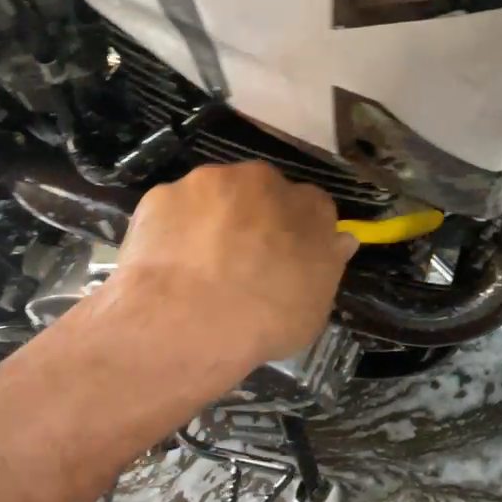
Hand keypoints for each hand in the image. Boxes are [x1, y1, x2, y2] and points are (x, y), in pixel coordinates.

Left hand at [73, 162, 356, 384]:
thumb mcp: (315, 306)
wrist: (188, 320)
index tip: (290, 260)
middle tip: (244, 262)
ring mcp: (209, 183)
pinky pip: (174, 210)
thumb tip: (340, 241)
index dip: (301, 233)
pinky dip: (174, 229)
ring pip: (216, 196)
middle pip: (263, 192)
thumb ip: (327, 266)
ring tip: (200, 266)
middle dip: (256, 219)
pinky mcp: (162, 194)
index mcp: (310, 206)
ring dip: (214, 219)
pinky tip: (168, 264)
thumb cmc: (267, 319)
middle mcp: (263, 181)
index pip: (314, 208)